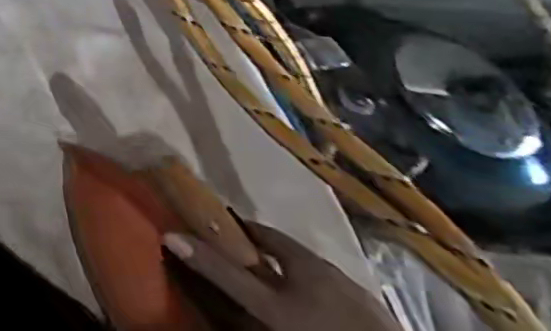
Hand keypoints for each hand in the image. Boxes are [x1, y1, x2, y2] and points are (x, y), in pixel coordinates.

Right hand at [163, 222, 402, 330]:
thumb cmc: (322, 329)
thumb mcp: (267, 306)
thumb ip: (222, 273)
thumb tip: (170, 235)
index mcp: (305, 258)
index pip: (262, 230)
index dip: (236, 230)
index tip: (212, 232)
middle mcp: (332, 269)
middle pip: (289, 256)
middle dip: (264, 260)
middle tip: (237, 268)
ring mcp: (361, 299)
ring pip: (315, 282)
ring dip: (292, 284)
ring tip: (271, 297)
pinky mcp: (380, 325)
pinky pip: (337, 304)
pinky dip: (317, 305)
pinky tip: (310, 319)